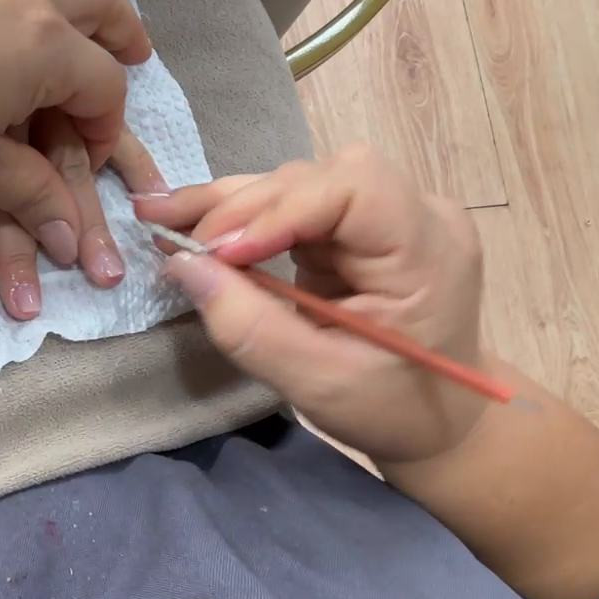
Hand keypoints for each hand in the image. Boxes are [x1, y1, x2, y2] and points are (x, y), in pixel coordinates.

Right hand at [142, 145, 489, 464]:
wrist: (437, 420)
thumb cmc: (389, 409)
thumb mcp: (316, 382)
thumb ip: (249, 326)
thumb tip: (182, 265)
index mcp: (426, 252)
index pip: (353, 189)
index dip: (279, 210)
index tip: (221, 253)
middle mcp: (413, 216)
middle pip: (316, 178)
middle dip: (240, 207)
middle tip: (174, 239)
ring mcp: (382, 219)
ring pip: (295, 185)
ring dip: (227, 205)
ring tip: (161, 216)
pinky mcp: (352, 231)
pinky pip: (289, 209)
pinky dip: (239, 219)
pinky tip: (192, 224)